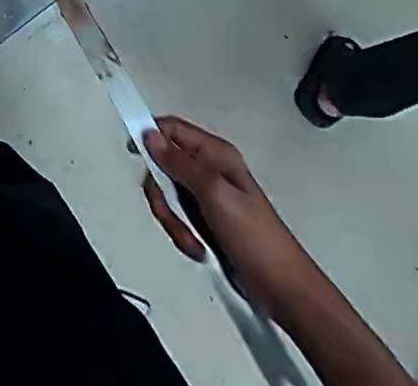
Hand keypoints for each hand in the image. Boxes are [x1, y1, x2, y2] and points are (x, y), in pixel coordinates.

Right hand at [141, 116, 299, 267]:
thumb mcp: (215, 194)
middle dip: (161, 193)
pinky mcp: (204, 220)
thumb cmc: (256, 237)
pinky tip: (197, 246)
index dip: (151, 136)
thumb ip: (180, 163)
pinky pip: (176, 217)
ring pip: (166, 194)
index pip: (172, 129)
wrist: (282, 288)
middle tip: (173, 213)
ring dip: (172, 219)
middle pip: (162, 165)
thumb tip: (151, 135)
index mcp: (216, 154)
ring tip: (191, 238)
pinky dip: (180, 232)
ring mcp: (206, 196)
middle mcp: (209, 170)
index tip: (135, 153)